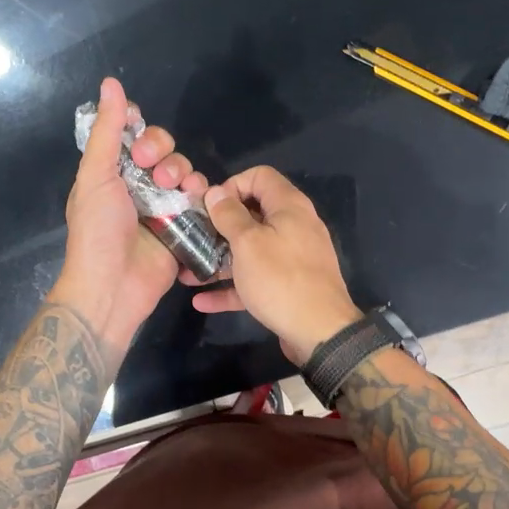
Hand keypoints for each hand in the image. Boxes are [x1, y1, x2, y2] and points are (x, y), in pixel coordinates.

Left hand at [48, 77, 208, 355]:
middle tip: (153, 169)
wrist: (112, 286)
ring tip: (175, 189)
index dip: (140, 129)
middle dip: (163, 151)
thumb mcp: (95, 176)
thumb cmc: (96, 231)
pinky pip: (200, 202)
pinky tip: (195, 199)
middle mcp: (138, 188)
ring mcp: (161, 209)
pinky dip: (201, 195)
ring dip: (183, 172)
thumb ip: (107, 131)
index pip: (133, 136)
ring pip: (185, 172)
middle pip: (164, 150)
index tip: (138, 139)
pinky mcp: (183, 230)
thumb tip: (110, 83)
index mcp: (111, 174)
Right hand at [195, 166, 361, 364]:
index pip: (259, 177)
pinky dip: (231, 287)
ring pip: (250, 251)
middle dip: (219, 227)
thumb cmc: (280, 279)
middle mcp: (293, 226)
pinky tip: (202, 301)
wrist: (320, 332)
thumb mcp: (248, 243)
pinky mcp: (286, 286)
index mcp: (289, 207)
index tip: (208, 207)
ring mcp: (291, 258)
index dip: (231, 185)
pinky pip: (254, 279)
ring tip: (188, 272)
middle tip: (192, 239)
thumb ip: (229, 215)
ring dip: (219, 260)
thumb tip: (216, 192)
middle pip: (252, 215)